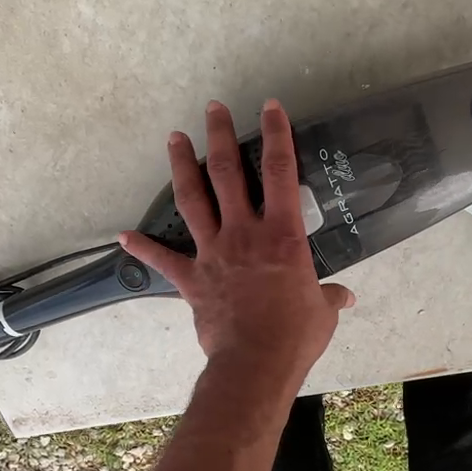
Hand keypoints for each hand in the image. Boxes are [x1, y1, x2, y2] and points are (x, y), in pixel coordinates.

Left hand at [119, 99, 354, 384]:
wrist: (255, 362)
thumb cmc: (295, 334)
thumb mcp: (323, 312)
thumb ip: (331, 297)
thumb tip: (347, 296)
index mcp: (282, 235)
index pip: (280, 172)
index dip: (276, 135)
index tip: (270, 107)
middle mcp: (244, 233)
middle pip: (227, 173)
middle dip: (220, 136)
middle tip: (213, 108)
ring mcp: (214, 253)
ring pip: (193, 200)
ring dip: (182, 166)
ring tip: (175, 138)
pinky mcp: (192, 279)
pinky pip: (163, 260)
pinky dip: (144, 248)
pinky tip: (125, 236)